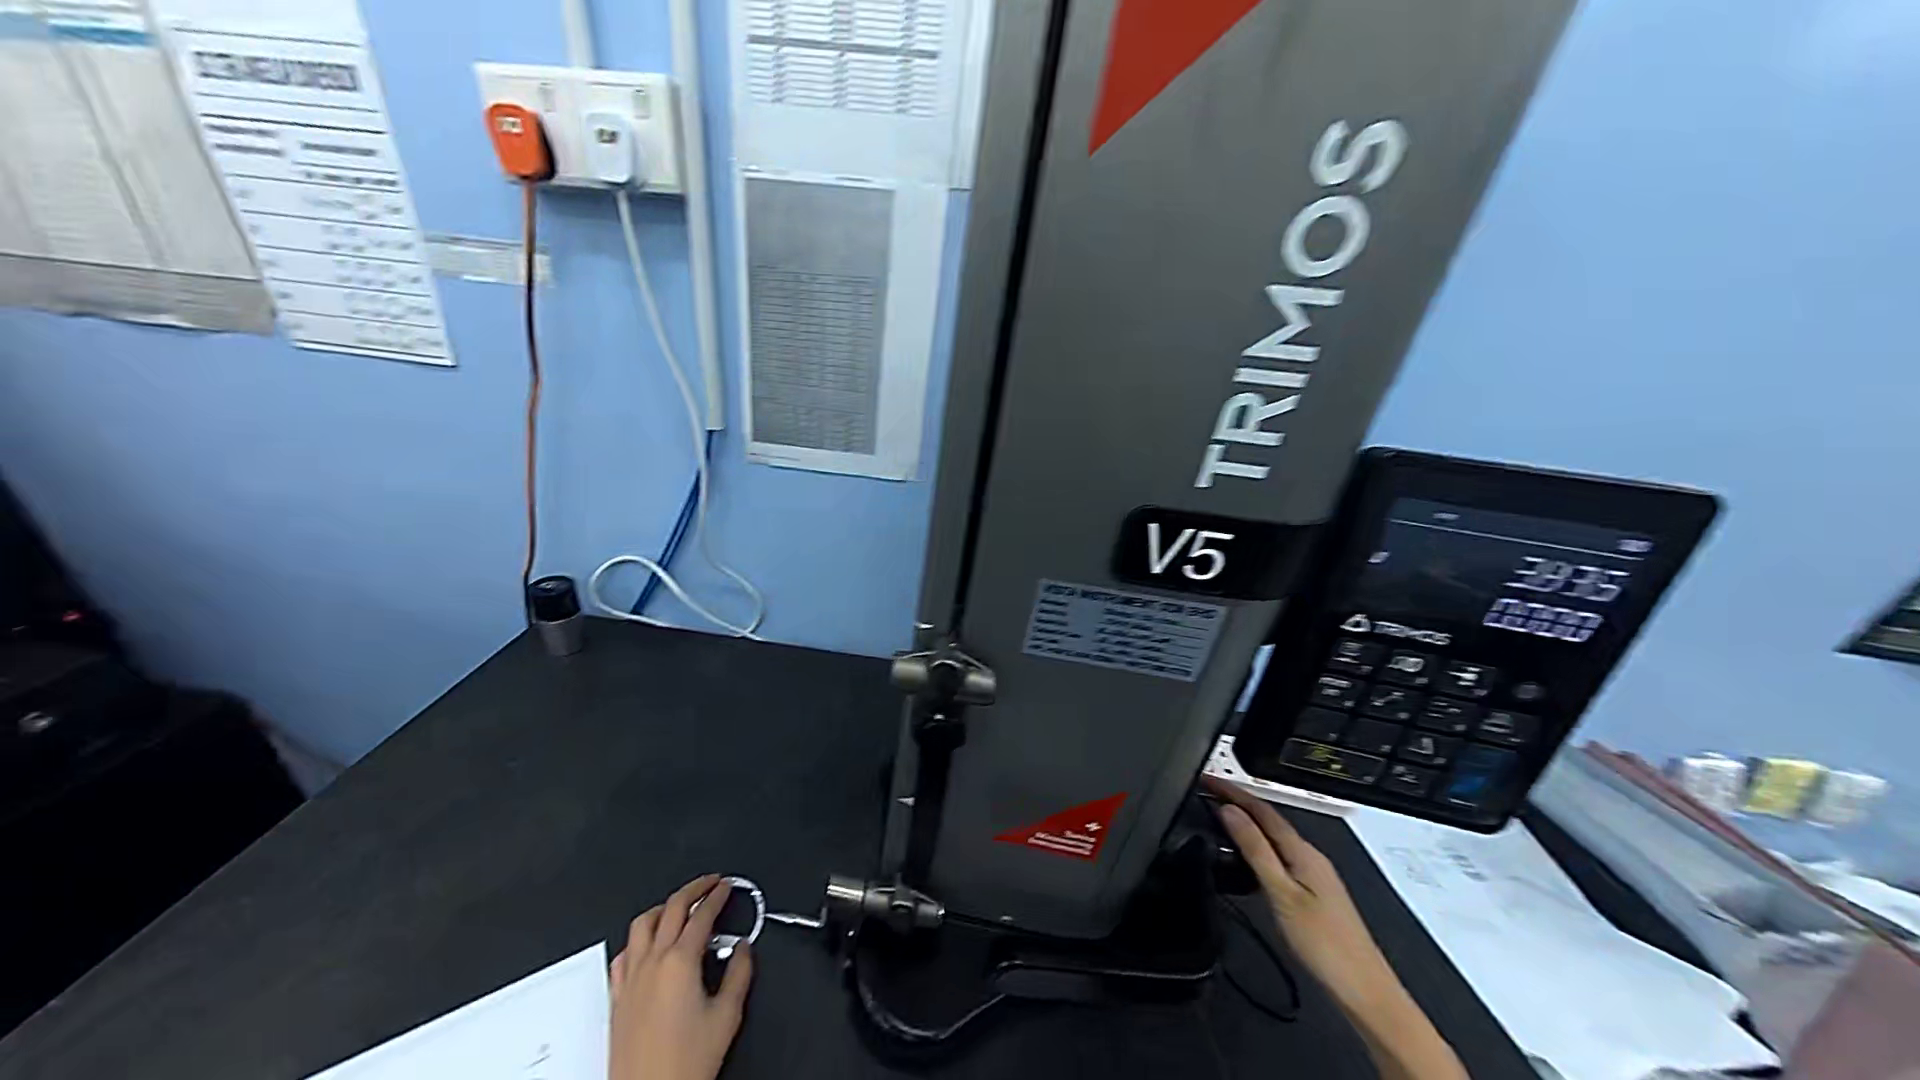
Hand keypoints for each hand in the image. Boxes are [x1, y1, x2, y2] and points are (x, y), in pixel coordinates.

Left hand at [609, 875, 752, 1079]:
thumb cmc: (683, 1065)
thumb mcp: (727, 1016)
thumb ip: (739, 974)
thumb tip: (743, 950)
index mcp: (680, 963)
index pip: (701, 914)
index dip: (716, 895)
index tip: (725, 888)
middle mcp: (652, 964)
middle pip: (671, 907)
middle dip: (694, 888)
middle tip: (709, 883)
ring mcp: (631, 980)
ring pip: (642, 924)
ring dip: (664, 907)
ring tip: (679, 903)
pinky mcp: (618, 999)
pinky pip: (623, 954)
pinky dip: (638, 939)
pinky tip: (646, 944)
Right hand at [1203, 776, 1400, 1012]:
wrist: (1364, 991)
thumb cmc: (1324, 944)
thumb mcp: (1282, 893)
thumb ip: (1255, 850)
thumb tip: (1229, 811)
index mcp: (1303, 852)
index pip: (1261, 809)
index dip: (1231, 791)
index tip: (1205, 778)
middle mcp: (1310, 857)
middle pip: (1268, 818)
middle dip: (1236, 802)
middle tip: (1205, 793)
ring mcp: (1314, 874)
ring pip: (1273, 837)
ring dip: (1245, 822)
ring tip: (1217, 817)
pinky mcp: (1312, 892)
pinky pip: (1278, 854)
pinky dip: (1255, 845)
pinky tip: (1244, 857)